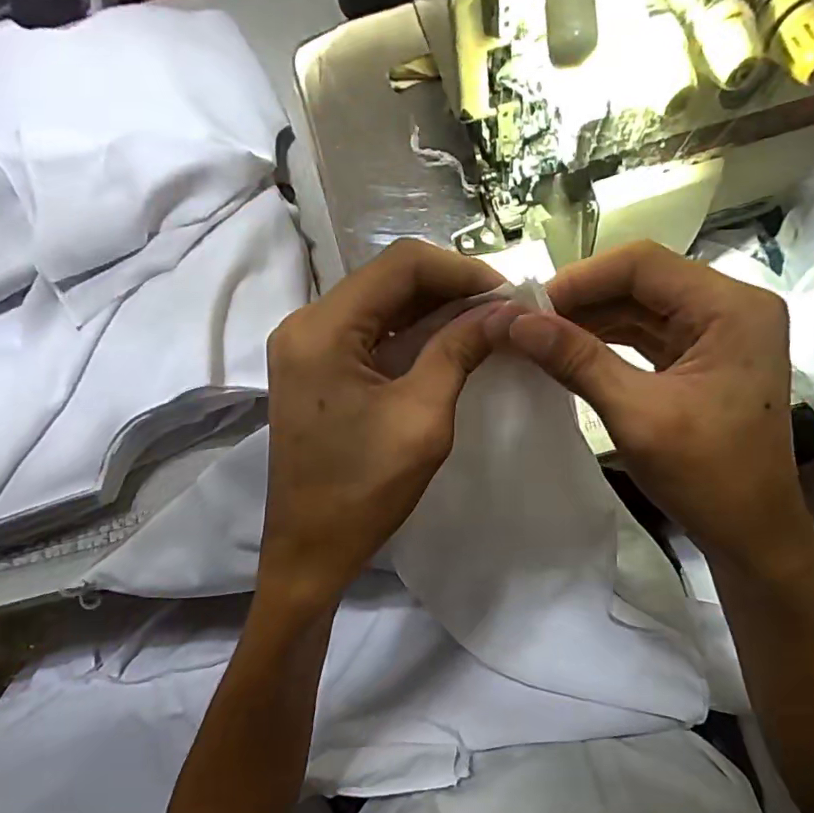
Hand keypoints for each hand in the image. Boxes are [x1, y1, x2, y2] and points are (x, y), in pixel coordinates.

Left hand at [259, 239, 505, 606]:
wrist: (310, 548)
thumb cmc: (364, 490)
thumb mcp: (422, 418)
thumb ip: (459, 351)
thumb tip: (504, 311)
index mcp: (323, 329)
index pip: (401, 264)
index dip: (461, 271)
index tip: (508, 297)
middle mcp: (305, 323)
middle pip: (388, 279)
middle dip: (450, 289)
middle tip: (503, 313)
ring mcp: (305, 346)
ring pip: (381, 305)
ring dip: (433, 311)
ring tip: (485, 328)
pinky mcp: (314, 369)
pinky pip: (368, 334)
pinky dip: (410, 335)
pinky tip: (449, 346)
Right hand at [487, 240, 813, 575]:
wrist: (752, 534)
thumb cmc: (706, 476)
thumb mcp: (636, 414)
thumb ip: (577, 361)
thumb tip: (516, 324)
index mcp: (732, 308)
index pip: (644, 265)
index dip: (581, 279)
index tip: (529, 306)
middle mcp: (733, 308)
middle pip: (644, 283)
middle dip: (583, 301)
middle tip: (527, 322)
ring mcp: (723, 335)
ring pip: (645, 309)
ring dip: (593, 321)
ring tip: (540, 336)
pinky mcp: (709, 360)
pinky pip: (652, 337)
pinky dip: (611, 343)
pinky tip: (572, 351)